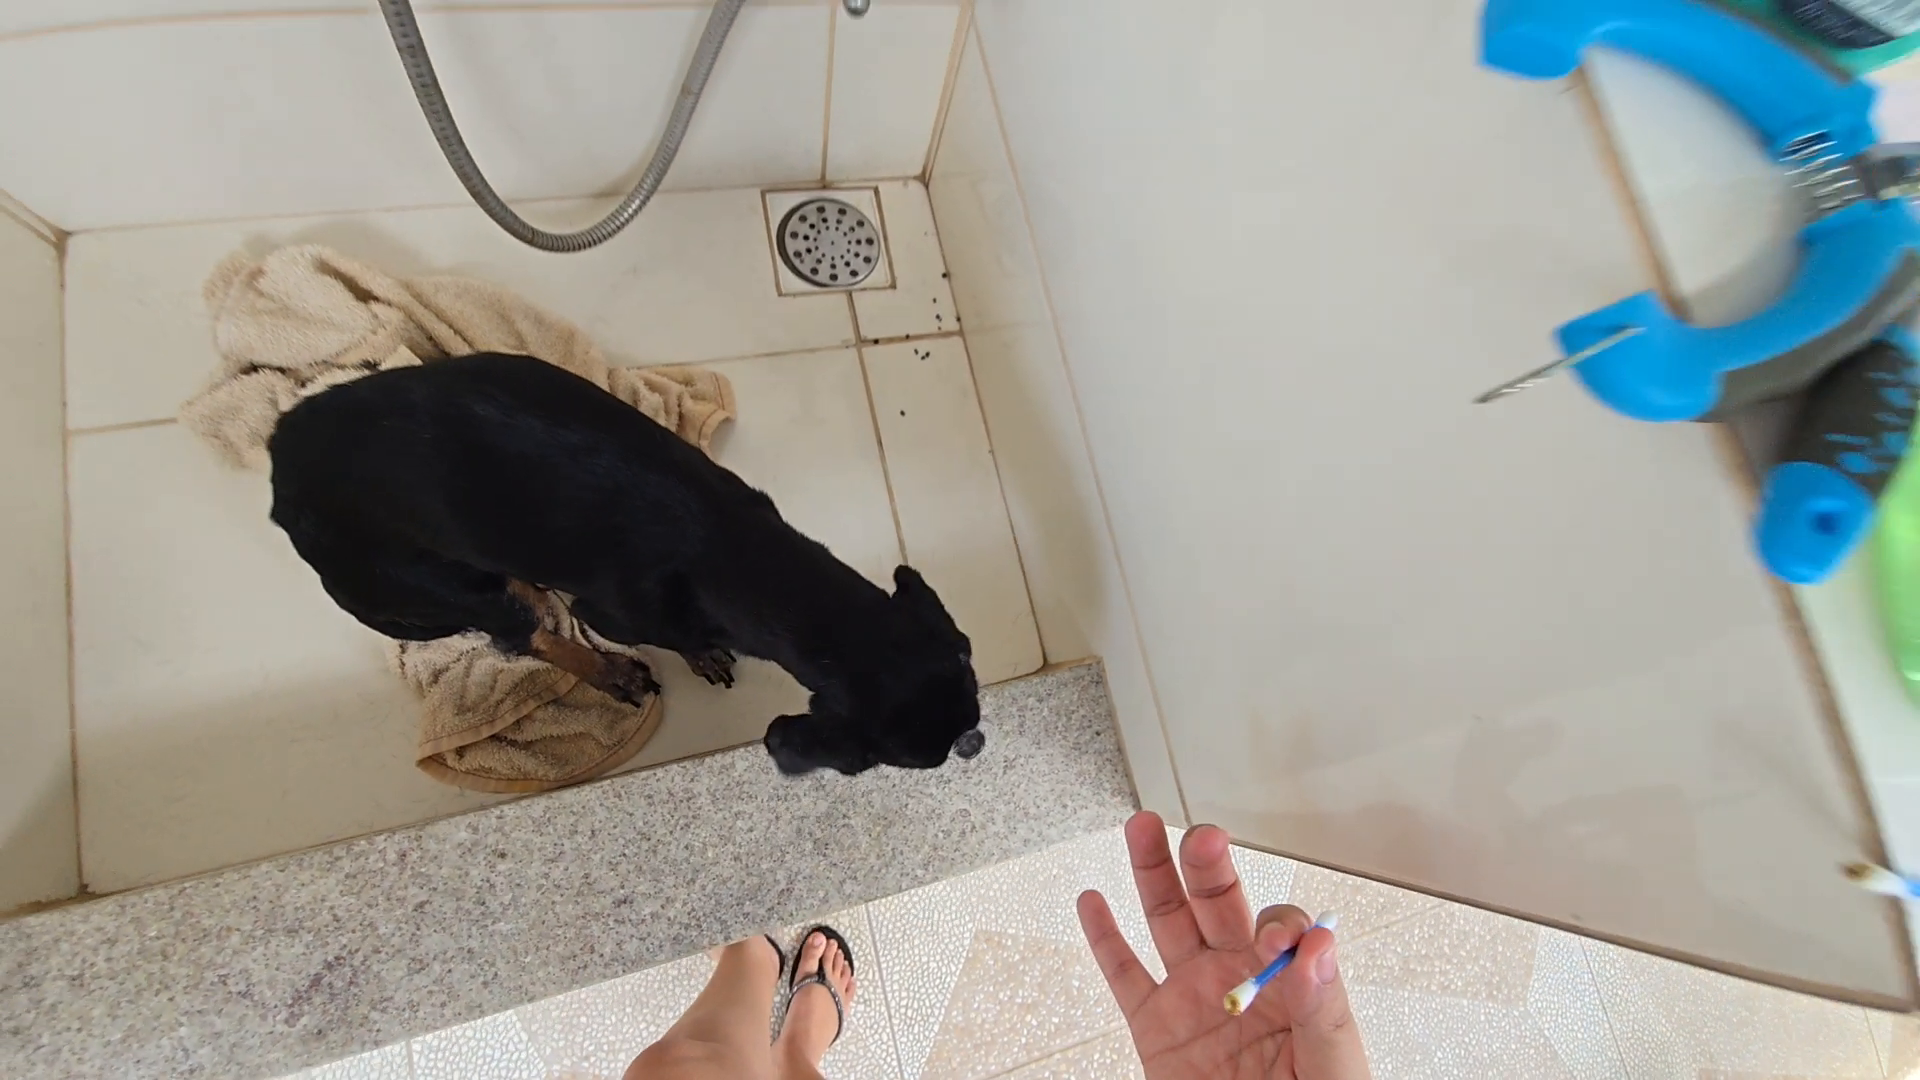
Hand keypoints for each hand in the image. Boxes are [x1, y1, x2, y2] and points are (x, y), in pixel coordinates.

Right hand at [1077, 812, 1370, 1079]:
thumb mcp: (1334, 1078)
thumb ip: (1326, 1014)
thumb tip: (1321, 946)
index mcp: (1294, 994)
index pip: (1285, 934)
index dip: (1281, 928)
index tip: (1279, 941)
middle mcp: (1240, 985)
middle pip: (1219, 906)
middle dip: (1208, 867)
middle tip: (1203, 839)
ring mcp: (1193, 1002)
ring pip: (1165, 922)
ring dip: (1152, 873)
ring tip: (1142, 828)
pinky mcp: (1155, 1029)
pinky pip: (1123, 976)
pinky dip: (1103, 938)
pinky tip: (1095, 901)